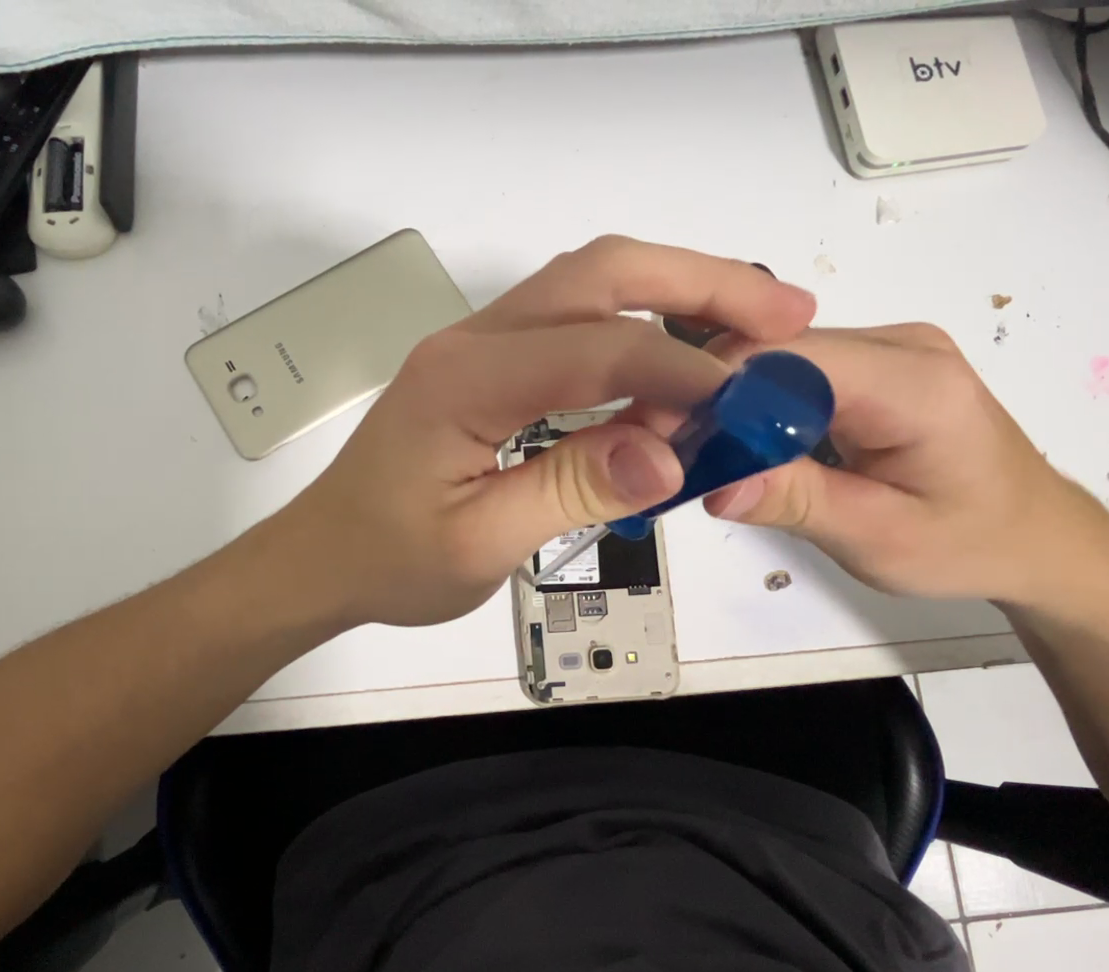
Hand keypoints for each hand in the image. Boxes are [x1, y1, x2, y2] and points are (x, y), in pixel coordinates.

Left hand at [274, 236, 816, 627]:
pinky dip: (636, 328)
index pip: (598, 348)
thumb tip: (667, 454)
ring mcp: (478, 346)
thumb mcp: (481, 542)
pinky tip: (678, 359)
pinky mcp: (486, 367)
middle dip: (698, 284)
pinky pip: (571, 324)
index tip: (749, 402)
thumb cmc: (389, 561)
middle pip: (599, 273)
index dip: (681, 370)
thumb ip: (572, 489)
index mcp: (465, 381)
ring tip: (752, 326)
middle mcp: (473, 341)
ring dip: (673, 295)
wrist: (324, 557)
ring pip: (588, 286)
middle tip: (784, 314)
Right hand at [701, 324, 1108, 603]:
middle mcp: (901, 344)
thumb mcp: (878, 538)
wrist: (1033, 536)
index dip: (717, 385)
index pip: (790, 357)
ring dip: (730, 400)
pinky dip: (757, 404)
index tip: (663, 432)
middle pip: (778, 349)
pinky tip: (735, 441)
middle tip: (662, 446)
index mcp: (914, 383)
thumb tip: (713, 482)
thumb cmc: (967, 543)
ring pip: (780, 356)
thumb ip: (796, 502)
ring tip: (690, 448)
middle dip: (713, 394)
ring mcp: (889, 348)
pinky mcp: (875, 364)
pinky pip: (798, 370)